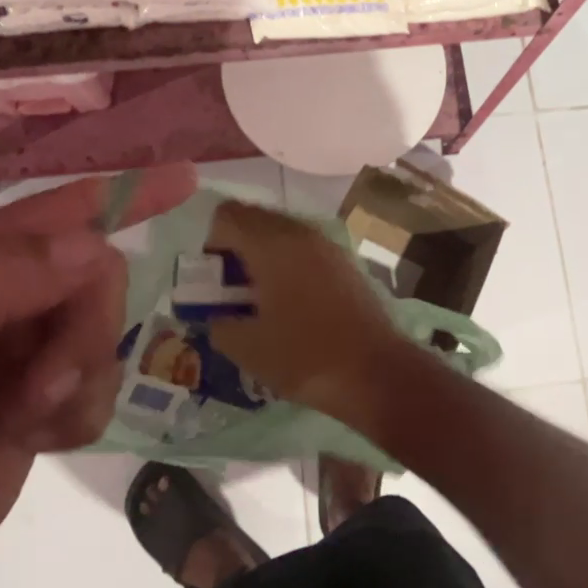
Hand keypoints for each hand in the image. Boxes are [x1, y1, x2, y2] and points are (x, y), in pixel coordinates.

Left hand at [0, 166, 195, 587]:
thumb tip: (92, 245)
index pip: (58, 211)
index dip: (124, 193)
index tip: (187, 179)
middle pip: (92, 278)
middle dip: (84, 327)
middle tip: (43, 382)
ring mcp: (11, 361)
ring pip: (100, 335)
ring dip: (78, 377)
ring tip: (26, 420)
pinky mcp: (29, 414)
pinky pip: (94, 389)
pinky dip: (78, 415)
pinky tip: (38, 442)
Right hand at [205, 200, 410, 418]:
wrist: (376, 372)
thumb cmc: (305, 357)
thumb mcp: (247, 348)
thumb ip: (218, 323)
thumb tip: (216, 315)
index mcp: (271, 243)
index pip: (226, 215)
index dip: (211, 245)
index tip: (214, 284)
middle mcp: (300, 232)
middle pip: (254, 219)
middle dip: (235, 248)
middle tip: (232, 292)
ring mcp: (327, 245)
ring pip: (281, 234)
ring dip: (262, 257)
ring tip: (260, 301)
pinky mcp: (345, 262)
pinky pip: (304, 249)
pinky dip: (288, 265)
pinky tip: (290, 305)